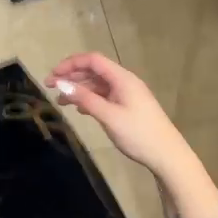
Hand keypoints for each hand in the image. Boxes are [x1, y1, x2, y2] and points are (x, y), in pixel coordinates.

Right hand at [50, 53, 199, 181]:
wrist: (168, 156)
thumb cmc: (139, 134)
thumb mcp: (109, 116)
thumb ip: (85, 99)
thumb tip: (61, 84)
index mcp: (122, 79)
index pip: (93, 60)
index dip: (71, 64)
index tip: (53, 76)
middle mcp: (125, 82)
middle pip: (94, 71)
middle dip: (71, 76)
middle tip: (50, 87)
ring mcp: (128, 95)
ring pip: (98, 85)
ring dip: (79, 89)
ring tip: (60, 101)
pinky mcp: (129, 107)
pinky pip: (105, 96)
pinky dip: (90, 99)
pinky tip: (80, 110)